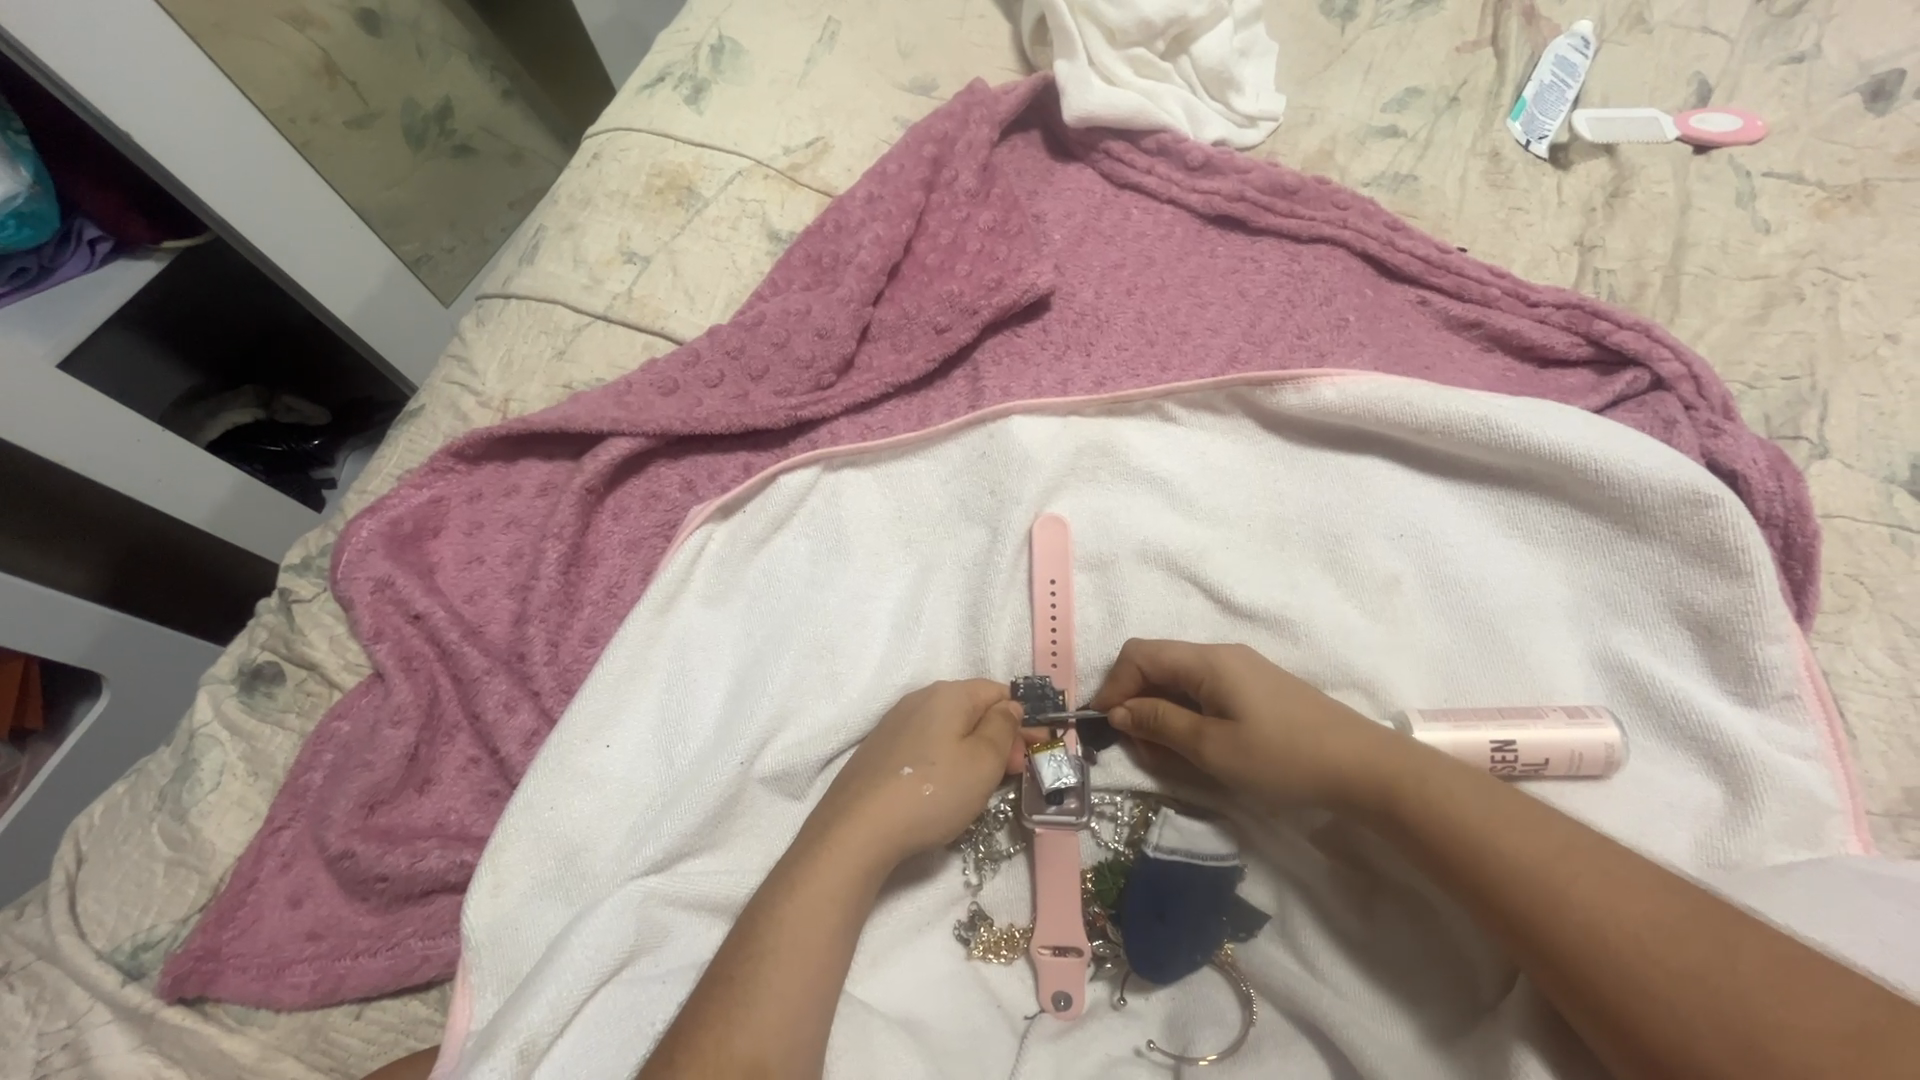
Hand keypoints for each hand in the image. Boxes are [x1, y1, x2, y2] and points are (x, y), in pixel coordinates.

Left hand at [805, 680, 1023, 868]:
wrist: (857, 830)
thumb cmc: (932, 792)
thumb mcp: (983, 761)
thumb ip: (1003, 728)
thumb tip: (1008, 708)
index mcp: (948, 694)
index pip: (998, 692)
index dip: (1022, 721)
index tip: (1033, 755)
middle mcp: (919, 699)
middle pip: (973, 710)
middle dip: (999, 740)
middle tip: (1012, 778)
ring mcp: (895, 725)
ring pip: (948, 731)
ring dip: (972, 754)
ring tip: (980, 790)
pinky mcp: (880, 752)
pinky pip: (925, 748)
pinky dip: (944, 764)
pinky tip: (944, 792)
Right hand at [1088, 639, 1398, 808]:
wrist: (1366, 768)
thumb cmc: (1282, 758)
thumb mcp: (1212, 748)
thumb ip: (1160, 723)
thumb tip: (1118, 709)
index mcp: (1207, 661)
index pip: (1139, 654)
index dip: (1113, 685)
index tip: (1105, 726)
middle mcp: (1221, 655)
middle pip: (1158, 663)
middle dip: (1135, 700)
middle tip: (1134, 746)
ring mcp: (1242, 671)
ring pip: (1179, 679)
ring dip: (1159, 710)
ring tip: (1162, 752)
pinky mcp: (1256, 690)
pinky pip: (1203, 691)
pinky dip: (1185, 713)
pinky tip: (1193, 745)